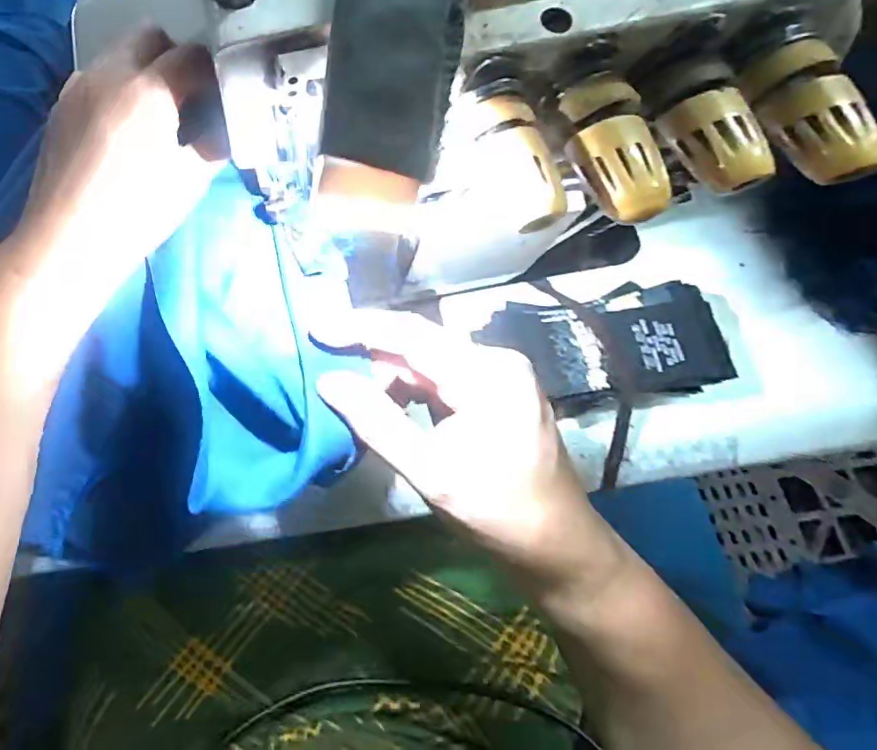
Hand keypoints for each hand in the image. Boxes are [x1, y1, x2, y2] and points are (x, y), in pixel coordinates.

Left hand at [12, 28, 223, 306]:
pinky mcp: (59, 107)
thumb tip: (217, 126)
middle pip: (147, 35)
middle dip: (171, 54)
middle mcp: (108, 73)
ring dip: (140, 69)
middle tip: (184, 92)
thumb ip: (212, 141)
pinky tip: (119, 128)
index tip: (216, 93)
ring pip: (116, 54)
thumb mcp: (191, 178)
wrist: (66, 240)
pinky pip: (94, 80)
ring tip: (150, 112)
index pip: (190, 55)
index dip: (210, 71)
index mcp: (148, 87)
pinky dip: (115, 88)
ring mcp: (77, 87)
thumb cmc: (136, 211)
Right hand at [314, 310, 623, 596]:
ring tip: (351, 392)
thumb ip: (376, 422)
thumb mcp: (429, 472)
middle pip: (418, 342)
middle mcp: (496, 360)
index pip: (410, 335)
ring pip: (426, 358)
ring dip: (387, 373)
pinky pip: (440, 374)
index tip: (316, 328)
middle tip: (325, 363)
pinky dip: (409, 386)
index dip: (358, 328)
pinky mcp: (495, 389)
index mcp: (487, 374)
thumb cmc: (497, 515)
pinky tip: (387, 404)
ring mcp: (499, 373)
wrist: (560, 550)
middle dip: (369, 351)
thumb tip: (329, 382)